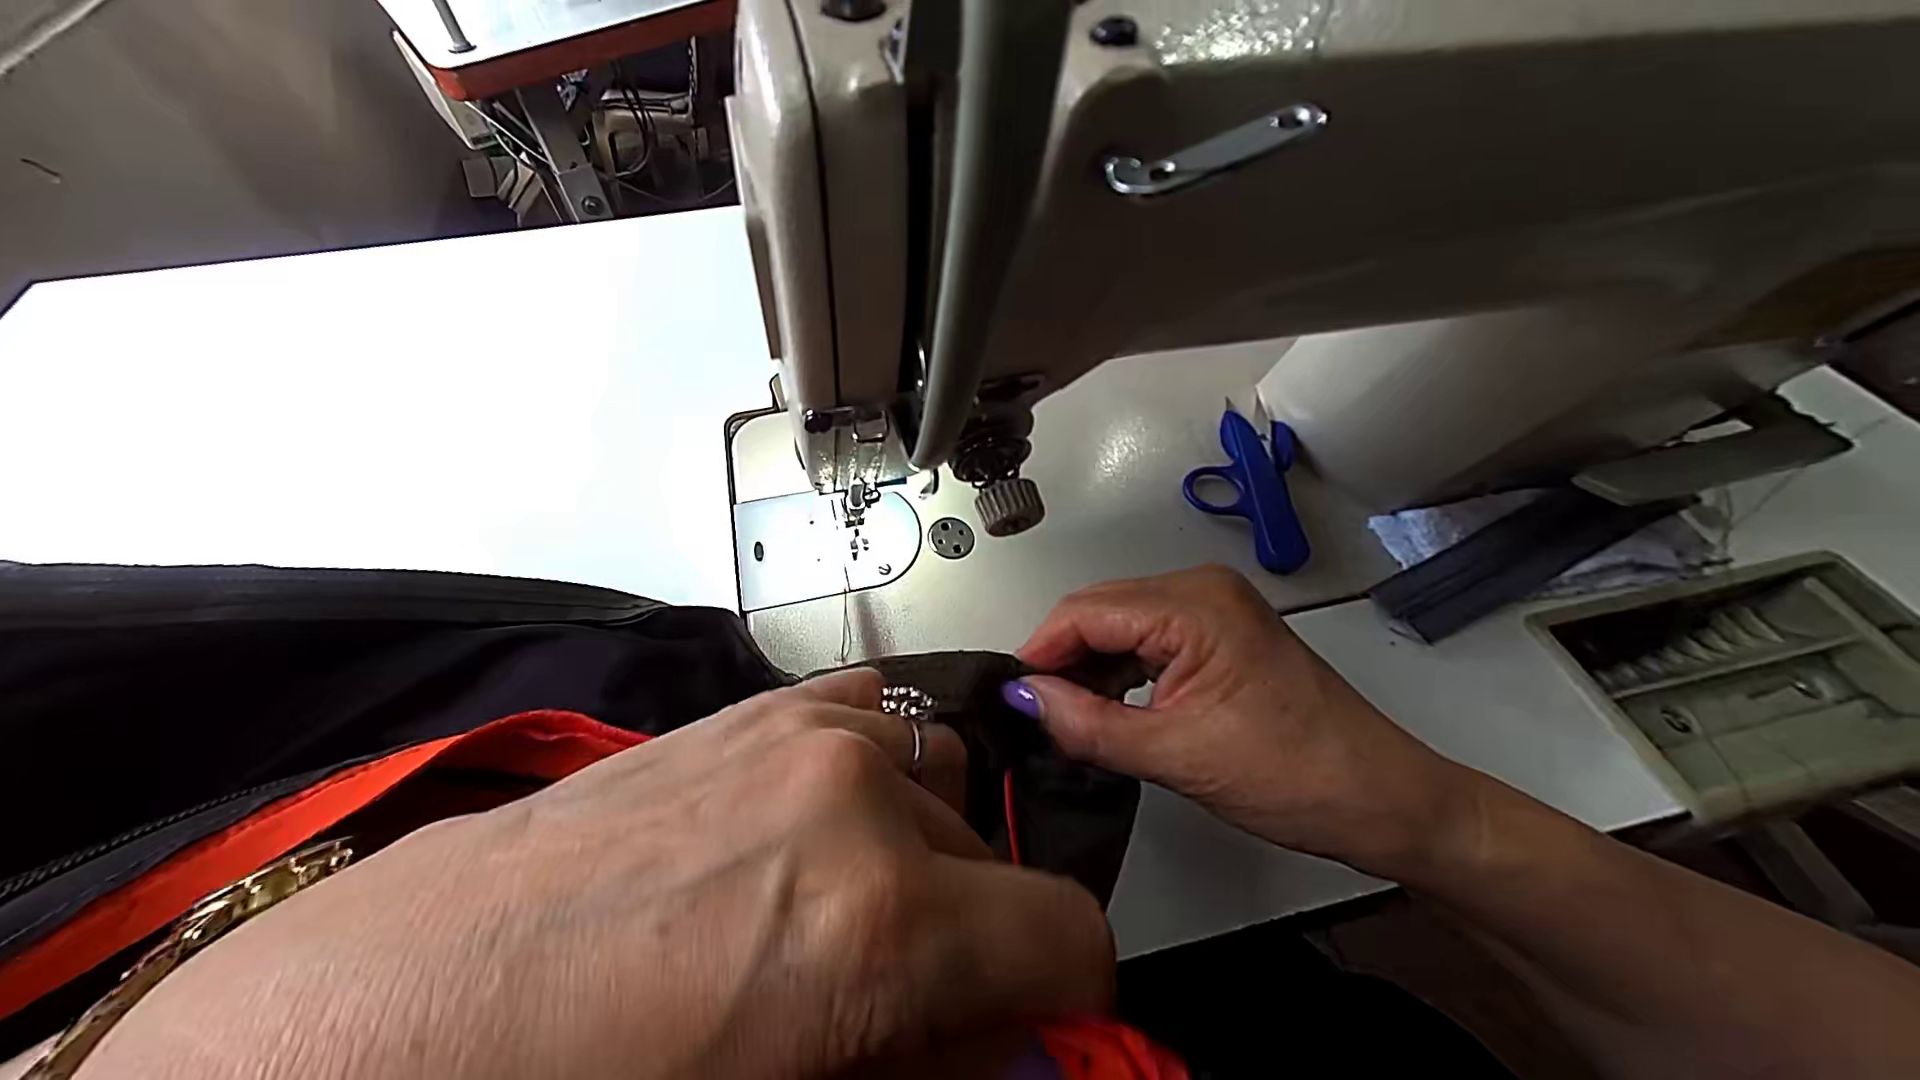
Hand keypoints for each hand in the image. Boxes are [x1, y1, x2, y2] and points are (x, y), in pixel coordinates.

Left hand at [82, 670, 1113, 1079]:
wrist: (388, 1013)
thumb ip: (931, 1071)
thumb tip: (1010, 1036)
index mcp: (878, 915)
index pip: (1068, 930)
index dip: (1069, 991)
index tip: (1031, 1018)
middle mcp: (858, 794)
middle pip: (994, 859)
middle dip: (975, 933)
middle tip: (900, 987)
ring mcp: (806, 731)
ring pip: (938, 777)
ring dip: (923, 842)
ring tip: (846, 893)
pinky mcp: (758, 705)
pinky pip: (871, 713)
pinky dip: (874, 766)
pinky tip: (817, 810)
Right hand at [1012, 565, 1479, 875]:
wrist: (1384, 801)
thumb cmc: (1305, 775)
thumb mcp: (1177, 755)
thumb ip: (1088, 724)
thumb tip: (1026, 700)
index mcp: (1195, 605)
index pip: (1084, 611)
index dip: (1040, 651)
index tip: (1012, 694)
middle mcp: (1201, 591)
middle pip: (1097, 610)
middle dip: (1059, 658)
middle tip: (1034, 710)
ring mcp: (1210, 609)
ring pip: (1116, 624)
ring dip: (1086, 666)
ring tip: (1066, 715)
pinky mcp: (1213, 632)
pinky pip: (1142, 638)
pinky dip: (1115, 669)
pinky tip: (1102, 705)